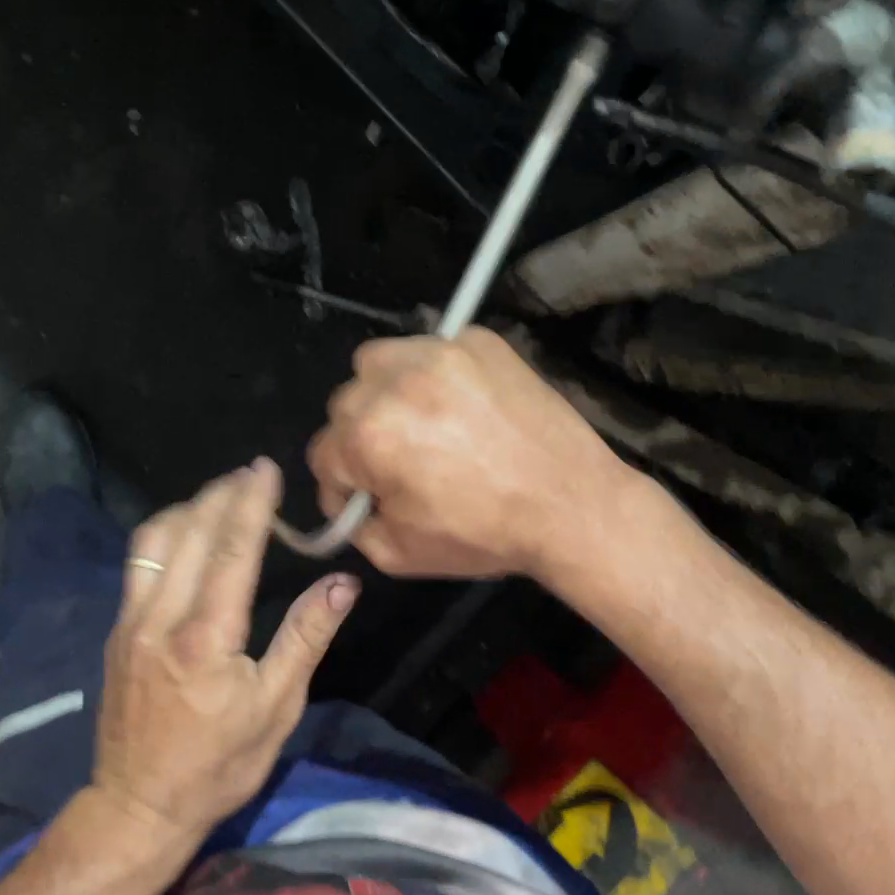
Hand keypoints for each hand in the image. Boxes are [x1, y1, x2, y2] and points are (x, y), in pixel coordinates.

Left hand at [93, 460, 359, 838]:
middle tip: (249, 474)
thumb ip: (305, 638)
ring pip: (154, 542)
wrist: (139, 804)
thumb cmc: (218, 766)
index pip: (230, 551)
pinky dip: (164, 535)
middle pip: (188, 533)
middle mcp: (161, 620)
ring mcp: (130, 623)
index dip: (250, 504)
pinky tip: (185, 533)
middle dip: (220, 494)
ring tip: (219, 495)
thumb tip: (343, 583)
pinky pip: (138, 564)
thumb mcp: (276, 710)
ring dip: (188, 509)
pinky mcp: (116, 631)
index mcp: (206, 640)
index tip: (264, 469)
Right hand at [308, 326, 640, 578]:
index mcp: (369, 436)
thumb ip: (354, 526)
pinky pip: (429, 349)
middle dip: (360, 438)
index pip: (322, 454)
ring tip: (418, 422)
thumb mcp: (398, 554)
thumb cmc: (483, 535)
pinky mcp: (476, 341)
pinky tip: (458, 407)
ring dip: (384, 393)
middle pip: (344, 405)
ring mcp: (438, 354)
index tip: (364, 497)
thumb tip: (349, 502)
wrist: (572, 506)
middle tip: (397, 463)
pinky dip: (431, 376)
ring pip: (377, 363)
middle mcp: (394, 383)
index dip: (340, 485)